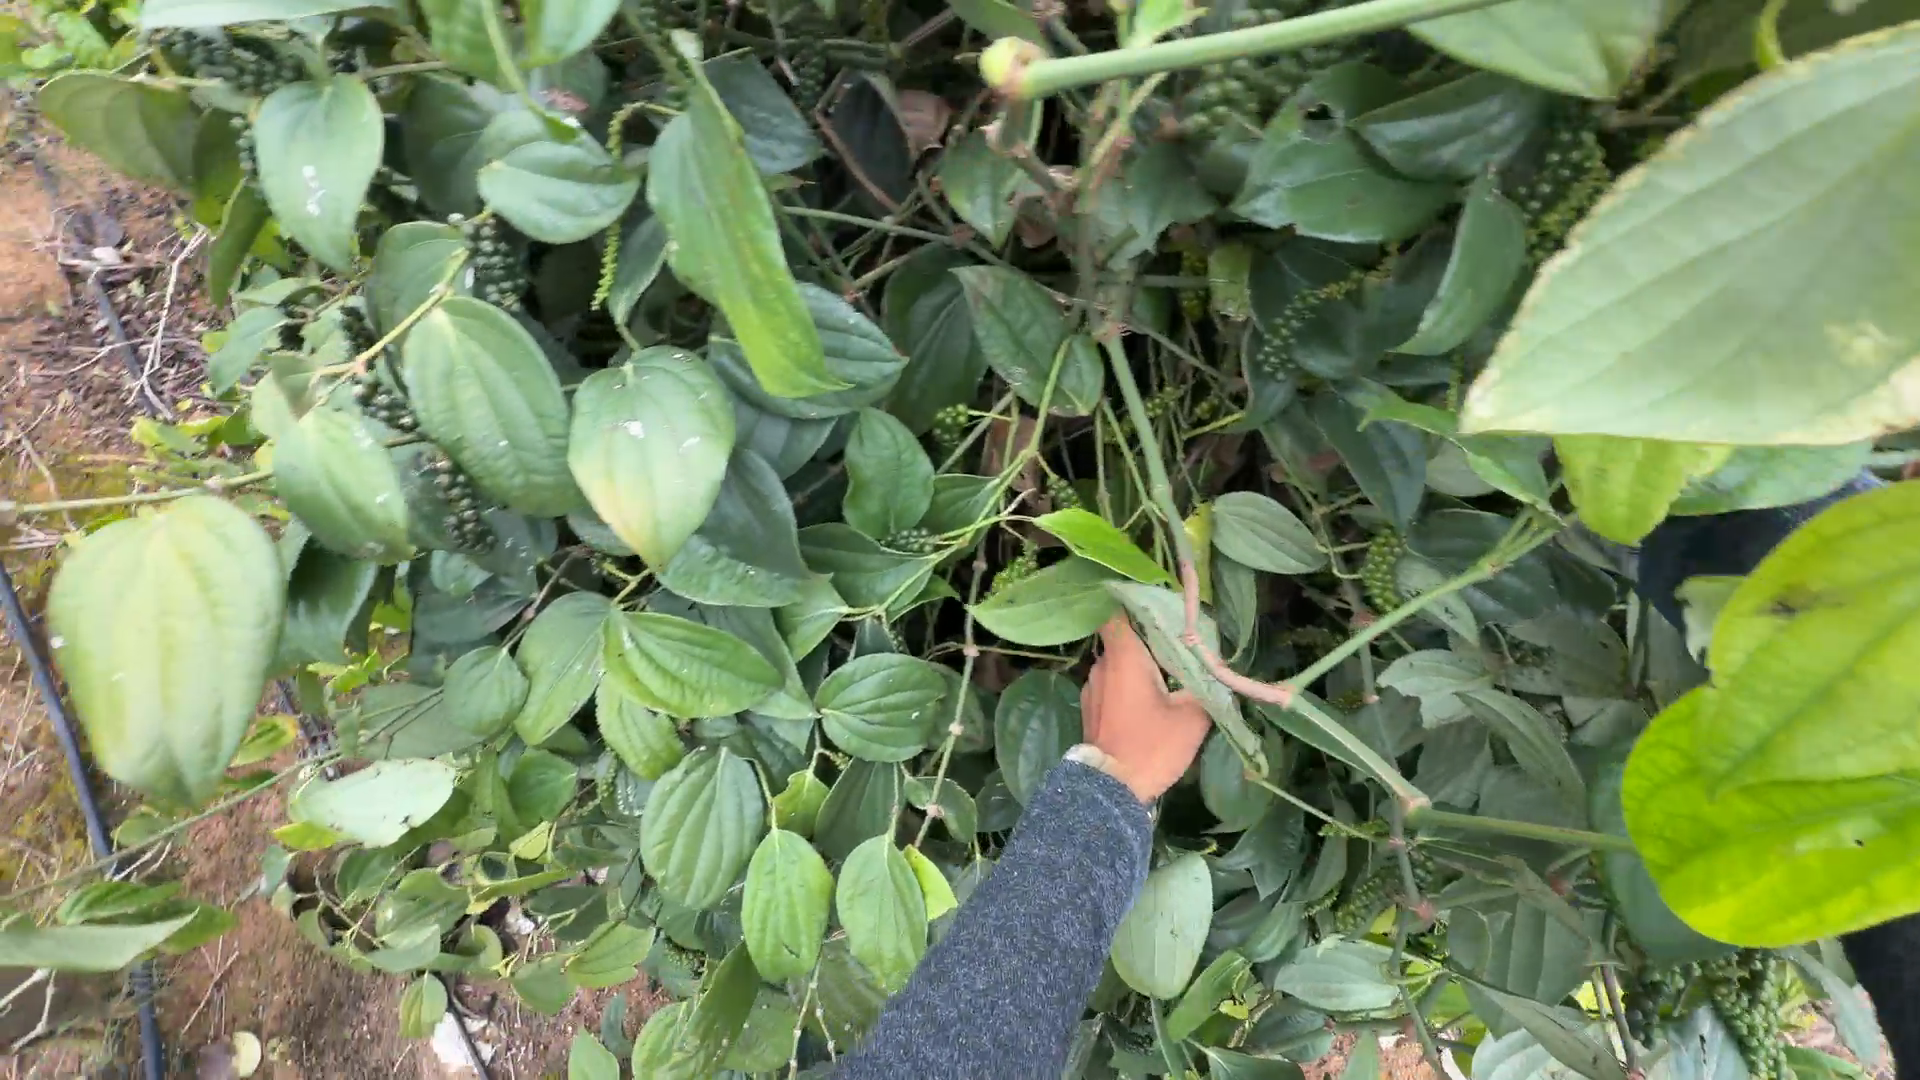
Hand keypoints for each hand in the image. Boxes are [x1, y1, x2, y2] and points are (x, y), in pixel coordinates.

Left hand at [1080, 617, 1210, 801]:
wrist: (1110, 788)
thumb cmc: (1150, 745)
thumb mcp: (1191, 719)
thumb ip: (1206, 691)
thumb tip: (1215, 676)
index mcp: (1123, 657)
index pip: (1118, 613)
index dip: (1135, 606)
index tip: (1159, 608)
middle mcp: (1101, 665)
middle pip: (1121, 638)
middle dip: (1145, 639)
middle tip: (1173, 644)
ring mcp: (1091, 686)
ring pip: (1115, 663)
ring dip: (1135, 665)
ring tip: (1163, 673)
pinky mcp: (1089, 707)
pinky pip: (1109, 683)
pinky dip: (1125, 684)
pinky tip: (1145, 698)